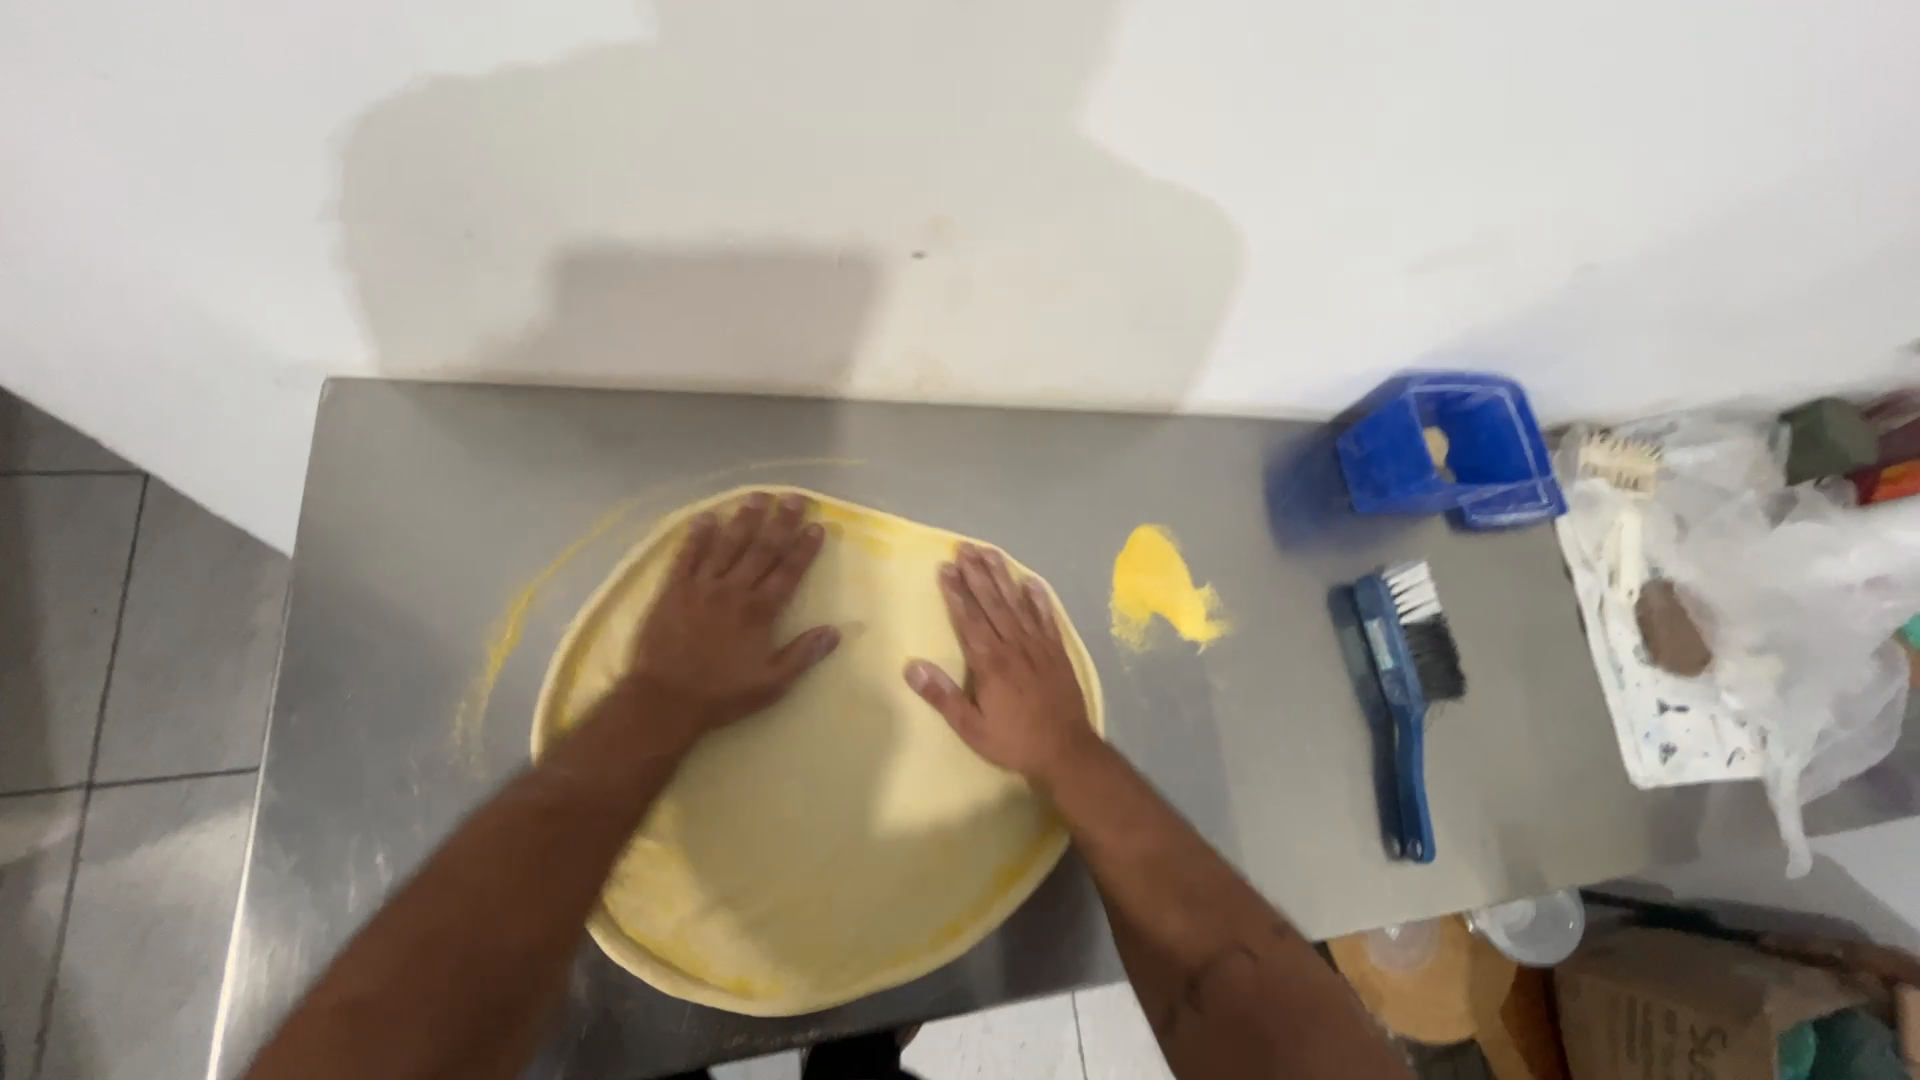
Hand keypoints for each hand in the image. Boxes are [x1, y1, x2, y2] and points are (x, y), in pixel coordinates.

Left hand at [623, 492, 839, 744]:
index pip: (789, 571)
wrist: (665, 699)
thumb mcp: (772, 683)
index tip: (817, 525)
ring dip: (744, 519)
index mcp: (760, 611)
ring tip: (757, 496)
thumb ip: (803, 654)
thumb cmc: (722, 694)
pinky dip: (697, 536)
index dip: (804, 548)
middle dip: (781, 522)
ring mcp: (702, 586)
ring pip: (727, 544)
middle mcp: (734, 590)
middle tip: (793, 497)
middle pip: (762, 549)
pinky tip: (706, 517)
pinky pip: (687, 555)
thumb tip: (836, 631)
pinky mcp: (673, 590)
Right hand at [904, 543, 1098, 782]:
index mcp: (989, 662)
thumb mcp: (971, 727)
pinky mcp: (1057, 652)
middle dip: (976, 574)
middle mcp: (1013, 646)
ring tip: (990, 553)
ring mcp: (1038, 646)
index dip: (955, 592)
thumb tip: (912, 667)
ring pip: (1017, 604)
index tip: (945, 568)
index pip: (968, 619)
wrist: (1067, 751)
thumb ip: (942, 696)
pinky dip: (1039, 599)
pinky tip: (1032, 582)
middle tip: (964, 548)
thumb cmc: (1014, 741)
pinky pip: (1047, 619)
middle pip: (992, 602)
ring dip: (1002, 577)